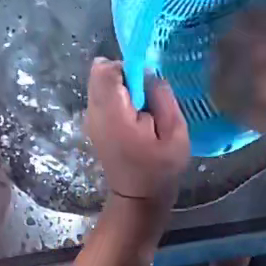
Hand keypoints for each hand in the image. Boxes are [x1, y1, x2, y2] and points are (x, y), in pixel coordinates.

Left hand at [85, 58, 189, 202]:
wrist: (137, 197)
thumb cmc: (160, 169)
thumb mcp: (175, 134)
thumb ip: (163, 99)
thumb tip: (150, 75)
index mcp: (113, 114)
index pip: (105, 70)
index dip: (128, 68)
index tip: (147, 85)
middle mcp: (94, 112)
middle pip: (99, 72)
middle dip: (125, 76)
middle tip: (146, 98)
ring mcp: (90, 118)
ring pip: (99, 83)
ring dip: (121, 87)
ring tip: (141, 110)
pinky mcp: (93, 123)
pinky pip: (101, 96)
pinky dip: (117, 98)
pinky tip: (133, 117)